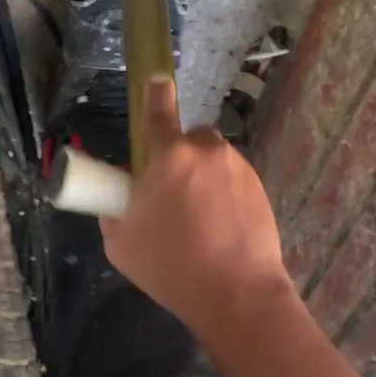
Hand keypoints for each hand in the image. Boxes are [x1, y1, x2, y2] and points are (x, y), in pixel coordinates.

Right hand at [100, 78, 296, 342]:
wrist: (236, 293)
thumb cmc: (170, 267)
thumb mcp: (120, 242)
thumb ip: (115, 210)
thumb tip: (120, 199)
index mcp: (168, 156)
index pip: (159, 108)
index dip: (155, 94)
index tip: (157, 83)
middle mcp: (207, 152)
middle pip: (189, 140)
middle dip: (179, 158)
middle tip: (170, 196)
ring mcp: (239, 169)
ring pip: (213, 162)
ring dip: (203, 180)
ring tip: (197, 222)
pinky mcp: (260, 189)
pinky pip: (233, 182)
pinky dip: (223, 197)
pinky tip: (219, 231)